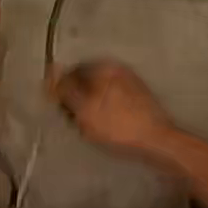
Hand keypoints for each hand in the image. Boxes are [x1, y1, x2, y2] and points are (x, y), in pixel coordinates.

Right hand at [48, 60, 177, 158]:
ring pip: (98, 95)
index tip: (62, 111)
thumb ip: (66, 89)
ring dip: (90, 111)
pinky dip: (104, 115)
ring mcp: (129, 83)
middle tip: (78, 123)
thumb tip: (51, 69)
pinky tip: (107, 131)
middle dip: (77, 102)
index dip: (62, 93)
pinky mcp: (137, 99)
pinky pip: (111, 103)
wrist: (156, 142)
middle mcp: (118, 69)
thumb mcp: (85, 109)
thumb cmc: (118, 125)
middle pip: (86, 83)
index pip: (72, 72)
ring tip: (93, 130)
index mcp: (105, 66)